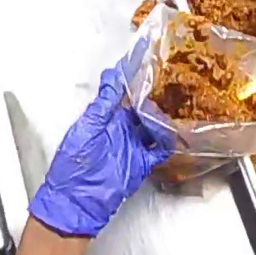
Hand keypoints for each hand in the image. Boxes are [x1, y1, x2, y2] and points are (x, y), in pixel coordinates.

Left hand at [28, 67, 171, 238]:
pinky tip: (180, 131)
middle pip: (144, 104)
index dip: (134, 71)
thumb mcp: (88, 128)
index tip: (145, 52)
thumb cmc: (74, 166)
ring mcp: (133, 144)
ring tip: (181, 98)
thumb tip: (112, 74)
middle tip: (173, 72)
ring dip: (166, 113)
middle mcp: (122, 127)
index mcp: (106, 116)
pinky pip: (161, 148)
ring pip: (155, 123)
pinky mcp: (142, 162)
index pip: (124, 88)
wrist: (76, 203)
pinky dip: (171, 139)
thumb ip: (104, 103)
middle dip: (157, 89)